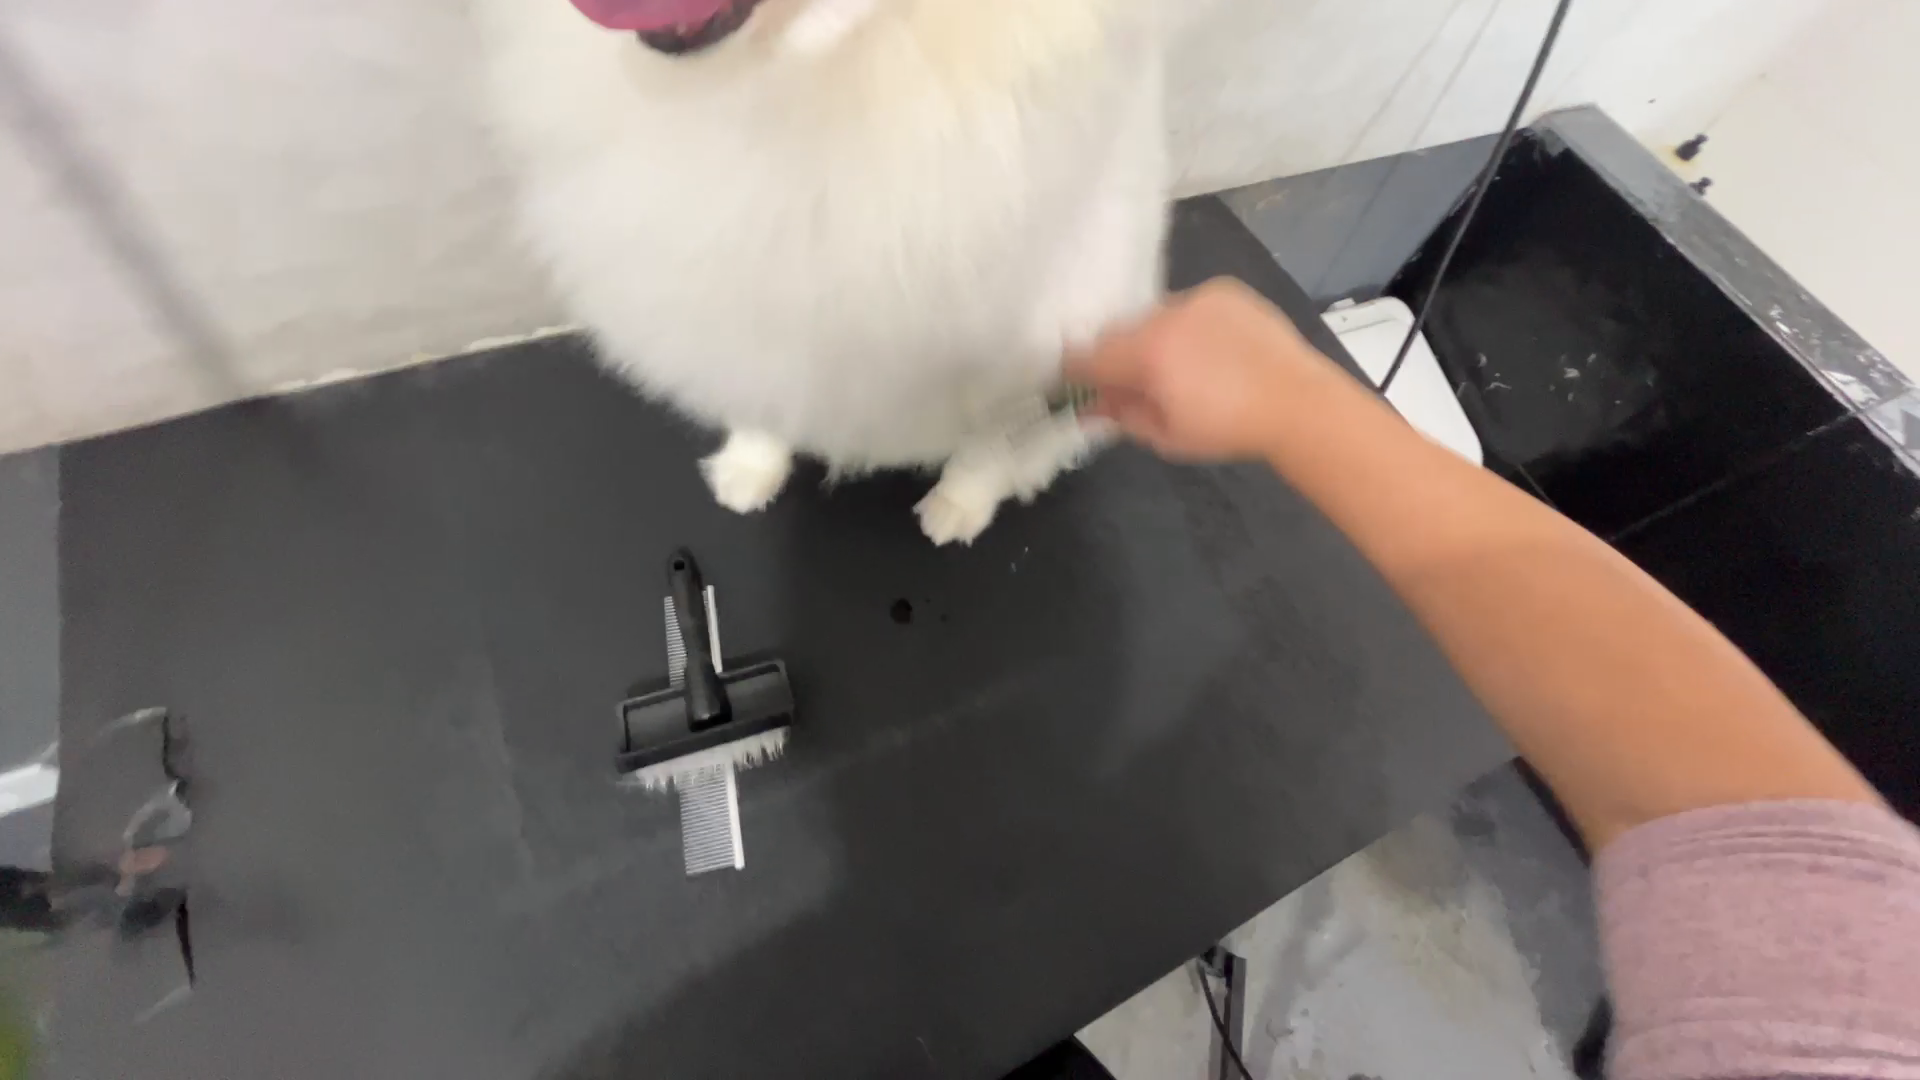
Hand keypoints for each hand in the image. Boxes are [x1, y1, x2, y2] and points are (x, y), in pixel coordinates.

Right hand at [1067, 278, 1341, 461]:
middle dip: (1115, 357)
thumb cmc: (1226, 429)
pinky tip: (1204, 350)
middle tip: (1129, 383)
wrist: (1297, 403)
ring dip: (1149, 339)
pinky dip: (1182, 326)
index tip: (1072, 383)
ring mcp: (1196, 298)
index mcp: (1148, 355)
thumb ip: (1119, 416)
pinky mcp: (1223, 290)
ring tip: (1175, 367)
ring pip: (1149, 316)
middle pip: (1115, 331)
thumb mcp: (1164, 436)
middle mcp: (1165, 316)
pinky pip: (1184, 306)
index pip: (1086, 356)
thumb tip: (1090, 408)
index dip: (1072, 372)